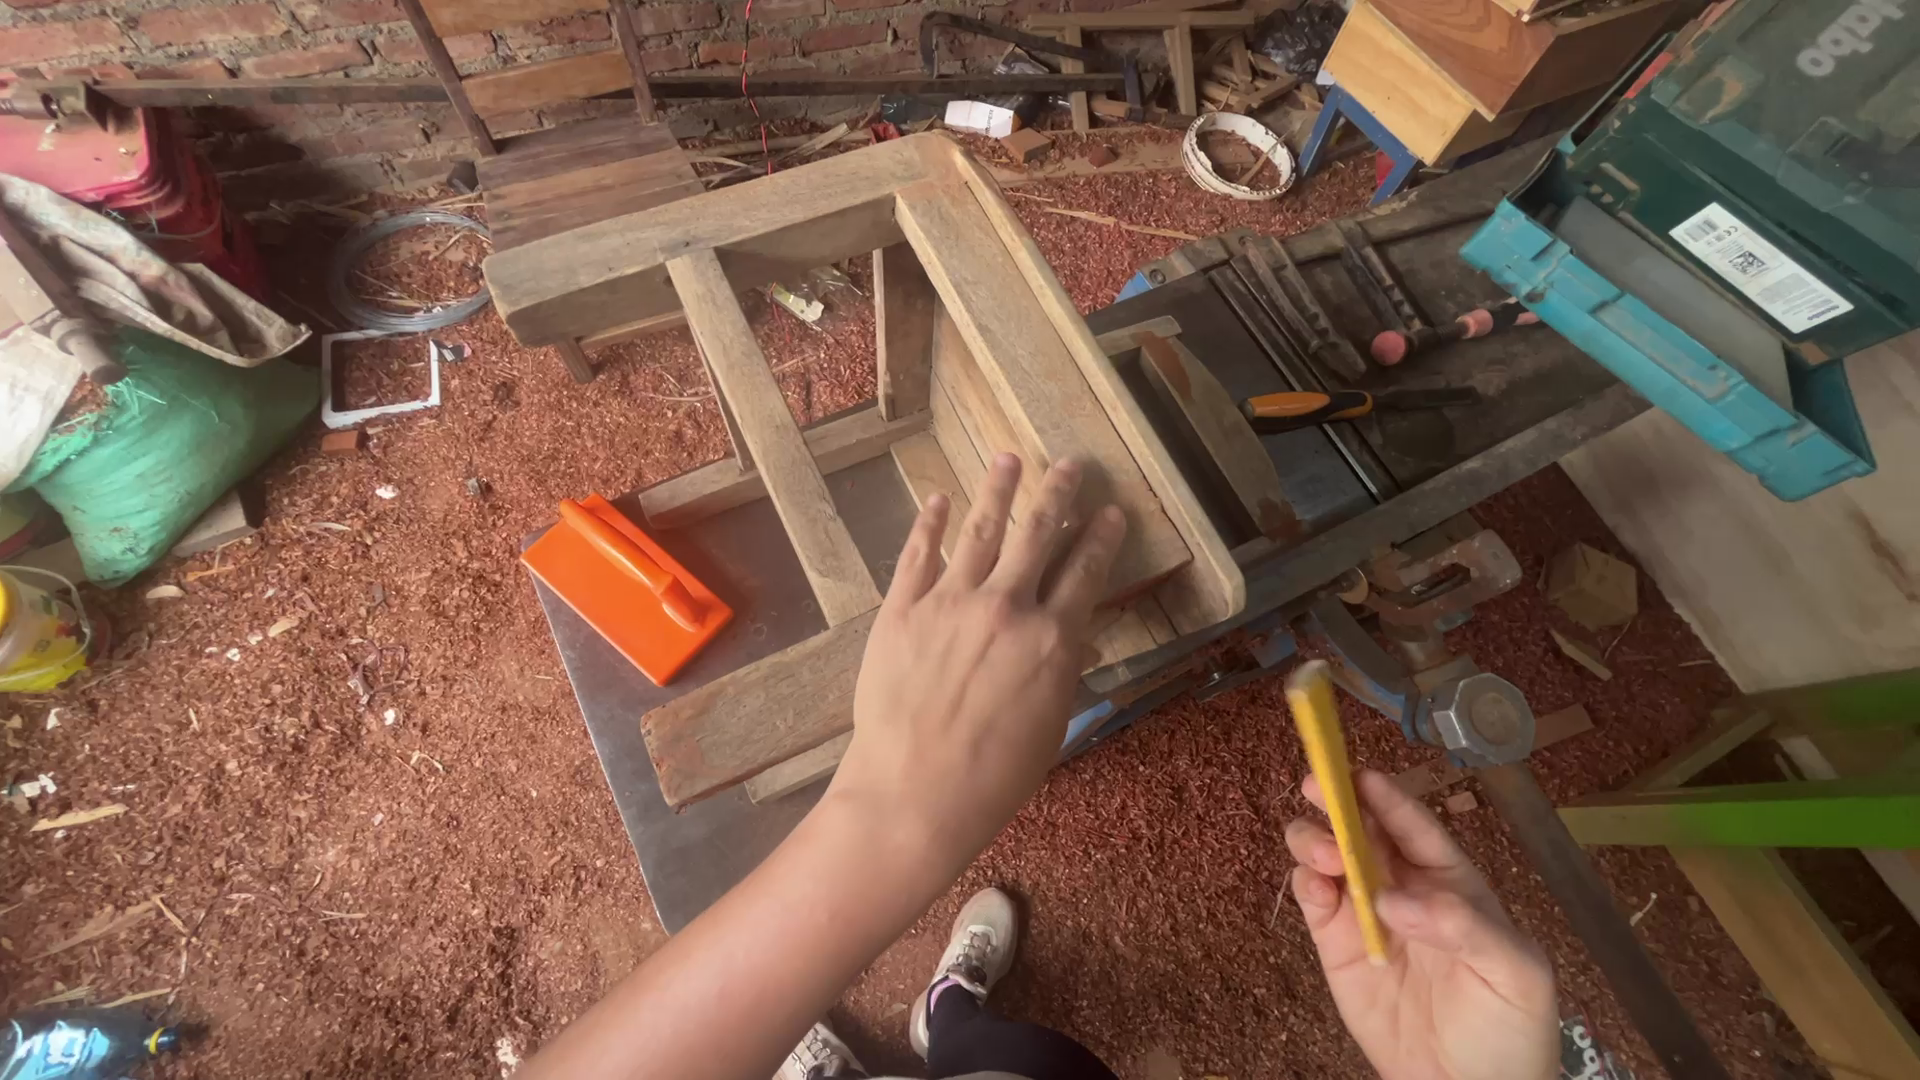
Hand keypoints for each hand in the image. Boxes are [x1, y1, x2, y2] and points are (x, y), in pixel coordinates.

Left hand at [828, 453, 1125, 868]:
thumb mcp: (1050, 724)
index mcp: (1050, 638)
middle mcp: (1005, 606)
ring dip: (997, 489)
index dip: (1100, 537)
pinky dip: (930, 523)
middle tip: (1071, 464)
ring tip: (1009, 458)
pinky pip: (919, 554)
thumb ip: (1061, 668)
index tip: (1109, 511)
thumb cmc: (994, 776)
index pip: (1085, 572)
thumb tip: (1074, 633)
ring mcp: (949, 602)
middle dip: (1058, 494)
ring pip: (981, 529)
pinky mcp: (903, 609)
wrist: (914, 794)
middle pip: (1038, 533)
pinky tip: (939, 498)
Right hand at [1287, 768, 1558, 1079]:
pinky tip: (1314, 888)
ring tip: (1322, 856)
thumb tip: (1390, 899)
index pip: (1414, 825)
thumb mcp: (1513, 974)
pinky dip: (1303, 880)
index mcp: (1446, 878)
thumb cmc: (1505, 1026)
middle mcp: (1398, 881)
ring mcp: (1359, 906)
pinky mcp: (1329, 935)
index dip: (1386, 796)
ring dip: (1314, 839)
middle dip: (1336, 801)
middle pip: (1359, 825)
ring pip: (1324, 849)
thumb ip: (1464, 926)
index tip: (1359, 774)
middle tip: (1316, 787)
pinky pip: (1309, 893)